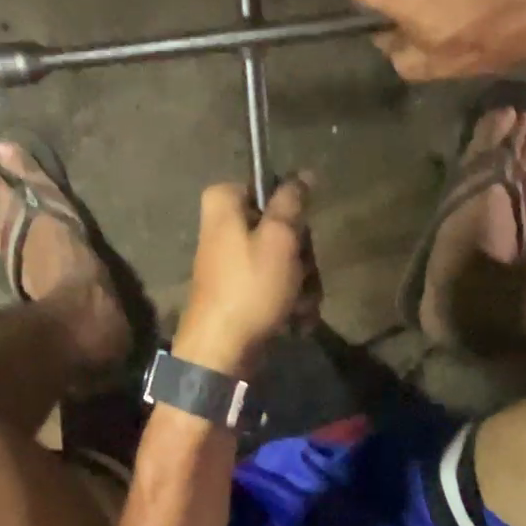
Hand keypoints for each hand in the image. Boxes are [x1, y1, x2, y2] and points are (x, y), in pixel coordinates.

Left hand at [173, 177, 315, 375]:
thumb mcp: (279, 238)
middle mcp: (222, 226)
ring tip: (299, 304)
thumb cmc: (250, 287)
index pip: (270, 188)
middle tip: (301, 273)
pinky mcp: (240, 290)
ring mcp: (231, 260)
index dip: (290, 213)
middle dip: (301, 256)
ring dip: (302, 283)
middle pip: (281, 227)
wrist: (221, 351)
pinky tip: (294, 321)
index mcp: (222, 203)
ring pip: (284, 259)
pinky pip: (276, 285)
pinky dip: (290, 302)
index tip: (298, 234)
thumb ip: (292, 202)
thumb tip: (304, 173)